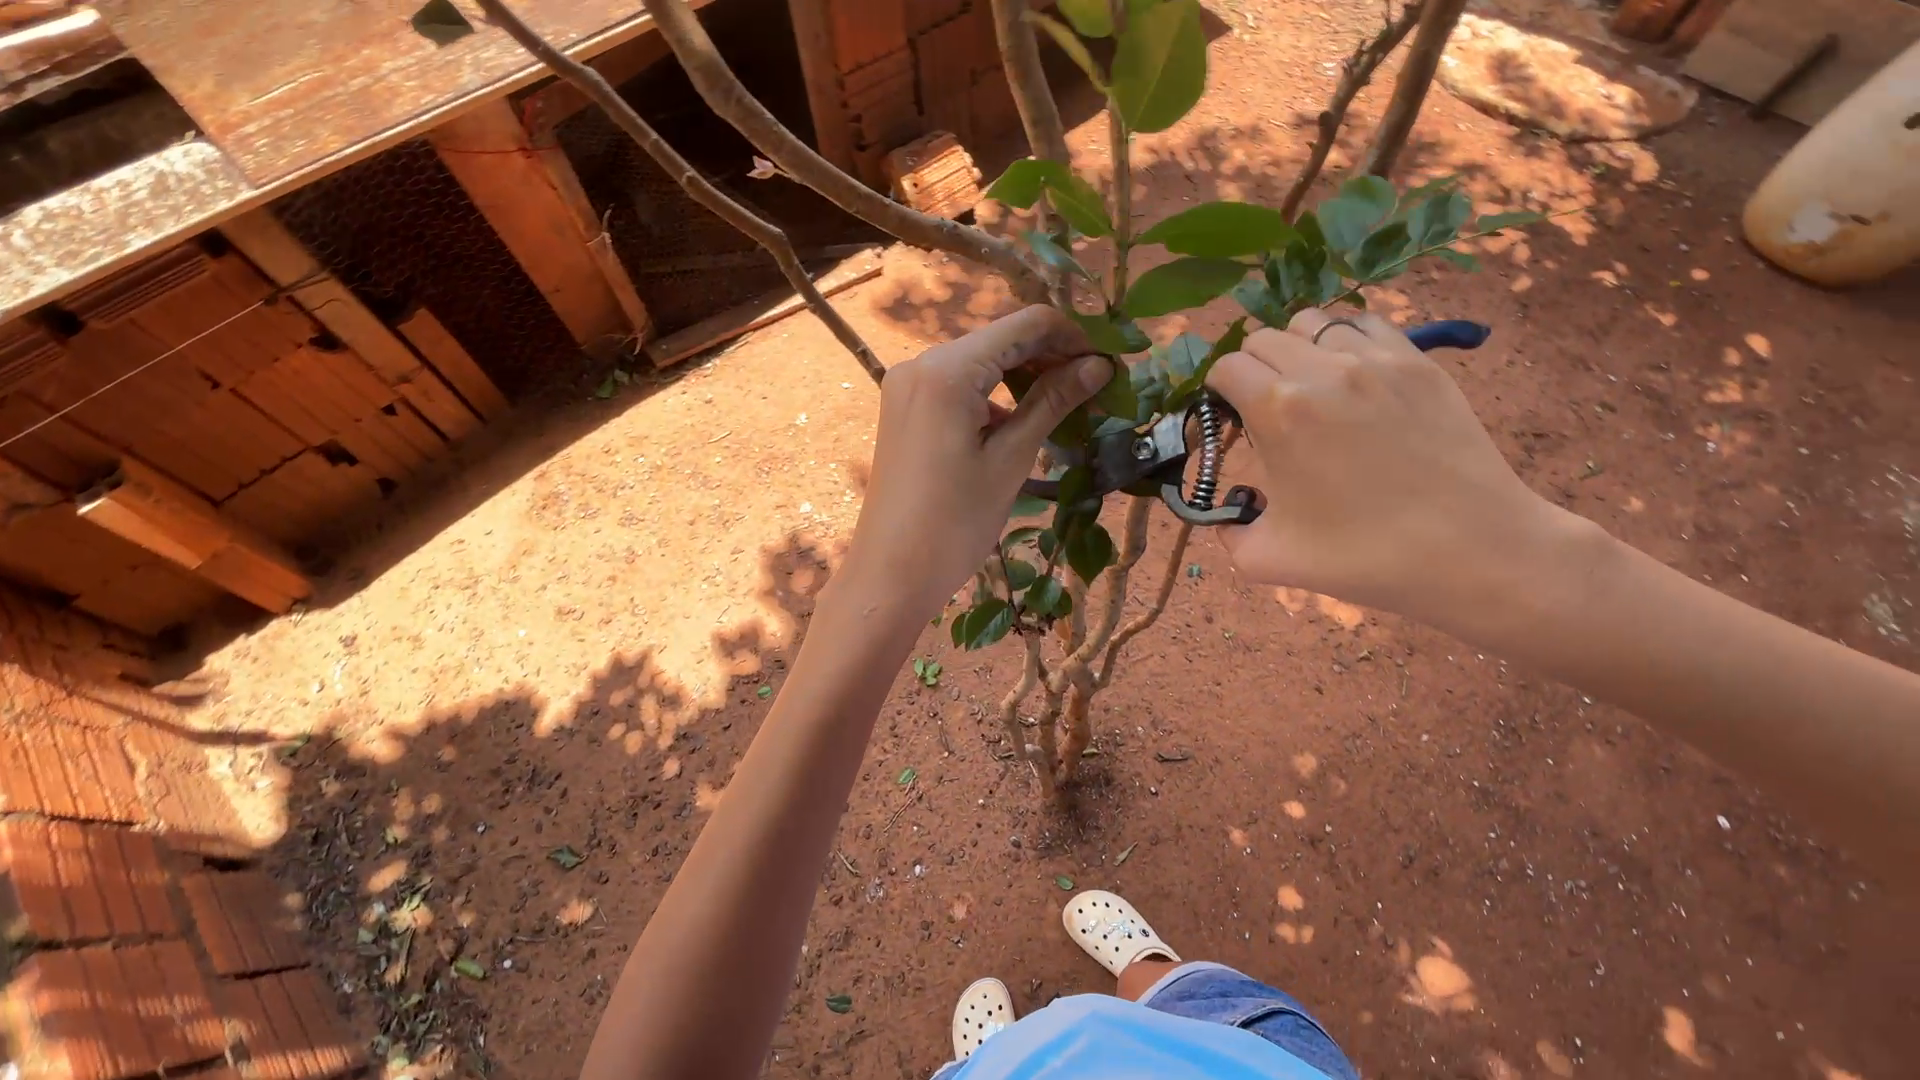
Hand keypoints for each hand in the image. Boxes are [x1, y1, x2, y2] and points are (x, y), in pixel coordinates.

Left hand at [836, 306, 1108, 619]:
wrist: (891, 574)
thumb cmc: (955, 522)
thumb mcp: (1011, 459)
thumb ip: (1053, 402)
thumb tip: (1099, 365)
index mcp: (948, 369)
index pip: (1026, 324)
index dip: (1074, 336)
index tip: (1111, 363)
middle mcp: (922, 362)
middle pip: (1002, 339)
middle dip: (1052, 357)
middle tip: (1097, 388)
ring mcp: (908, 385)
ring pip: (981, 362)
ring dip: (1026, 376)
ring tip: (1069, 405)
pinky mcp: (905, 408)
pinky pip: (960, 386)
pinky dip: (995, 396)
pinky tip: (1025, 421)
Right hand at [1203, 309, 1561, 619]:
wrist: (1470, 551)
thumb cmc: (1363, 558)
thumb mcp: (1266, 559)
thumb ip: (1225, 530)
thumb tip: (1224, 509)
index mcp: (1279, 409)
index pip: (1226, 367)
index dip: (1218, 394)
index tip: (1230, 423)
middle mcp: (1322, 368)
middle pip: (1263, 339)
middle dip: (1252, 370)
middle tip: (1265, 411)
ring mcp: (1376, 359)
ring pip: (1312, 323)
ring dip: (1296, 350)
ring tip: (1308, 390)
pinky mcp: (1418, 362)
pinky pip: (1365, 327)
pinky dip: (1345, 344)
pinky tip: (1352, 382)